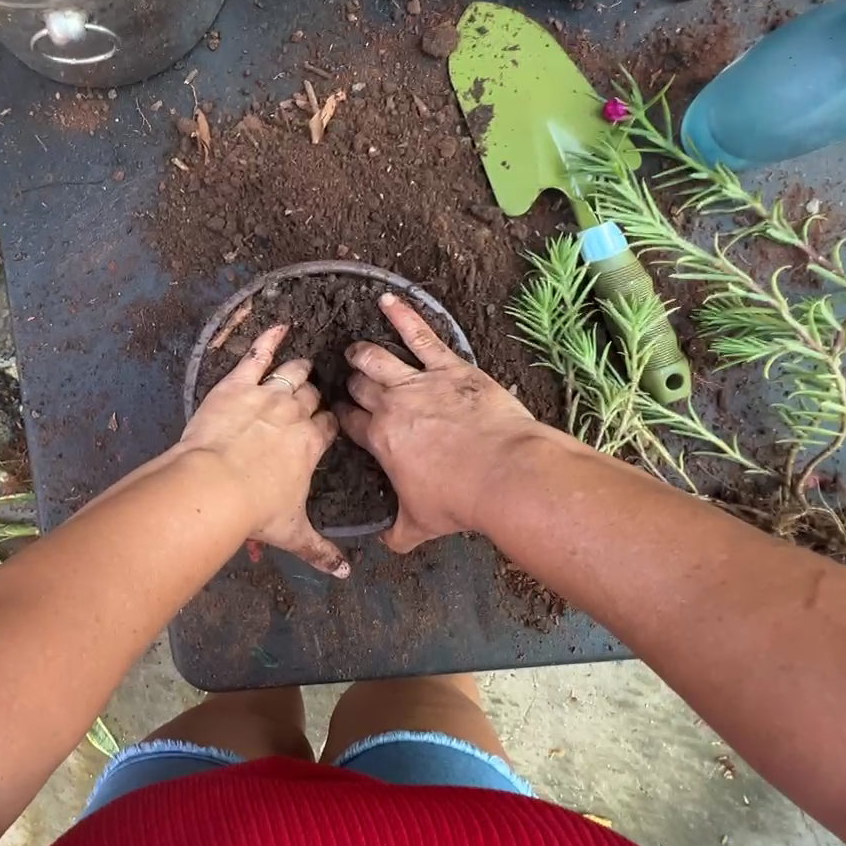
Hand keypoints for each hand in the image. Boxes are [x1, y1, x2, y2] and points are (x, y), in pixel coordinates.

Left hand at [176, 324, 350, 578]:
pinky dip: (269, 339)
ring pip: (290, 374)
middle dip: (312, 395)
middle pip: (311, 396)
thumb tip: (344, 573)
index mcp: (311, 444)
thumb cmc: (255, 510)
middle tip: (310, 395)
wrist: (215, 485)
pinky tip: (278, 326)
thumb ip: (320, 549)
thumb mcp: (292, 532)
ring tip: (301, 364)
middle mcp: (294, 414)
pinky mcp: (238, 383)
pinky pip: (258, 355)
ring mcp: (267, 394)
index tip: (326, 422)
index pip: (328, 426)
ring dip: (296, 369)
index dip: (328, 423)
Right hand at [337, 294, 555, 552]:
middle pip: (360, 386)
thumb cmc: (461, 501)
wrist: (505, 475)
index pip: (350, 421)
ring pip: (377, 359)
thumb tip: (385, 546)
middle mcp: (390, 405)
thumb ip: (397, 533)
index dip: (343, 416)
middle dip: (351, 383)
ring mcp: (418, 383)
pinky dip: (403, 316)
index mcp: (379, 440)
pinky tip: (388, 299)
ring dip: (362, 353)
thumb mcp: (420, 524)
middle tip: (348, 381)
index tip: (339, 413)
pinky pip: (421, 337)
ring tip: (354, 349)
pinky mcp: (449, 368)